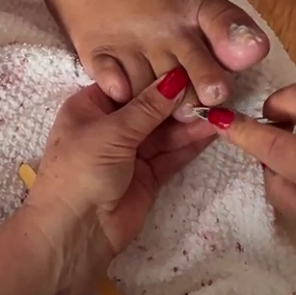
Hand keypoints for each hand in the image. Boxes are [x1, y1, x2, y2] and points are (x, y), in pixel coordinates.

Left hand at [28, 67, 215, 264]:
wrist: (75, 232)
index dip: (156, 75)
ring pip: (164, 131)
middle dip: (177, 99)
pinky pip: (172, 154)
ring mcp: (129, 152)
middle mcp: (109, 126)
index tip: (188, 62)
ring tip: (220, 106)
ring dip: (189, 121)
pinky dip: (191, 144)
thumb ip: (147, 106)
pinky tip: (214, 129)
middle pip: (149, 107)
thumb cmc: (81, 170)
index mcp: (89, 106)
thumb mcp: (112, 131)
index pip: (128, 83)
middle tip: (212, 85)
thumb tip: (177, 77)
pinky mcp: (147, 176)